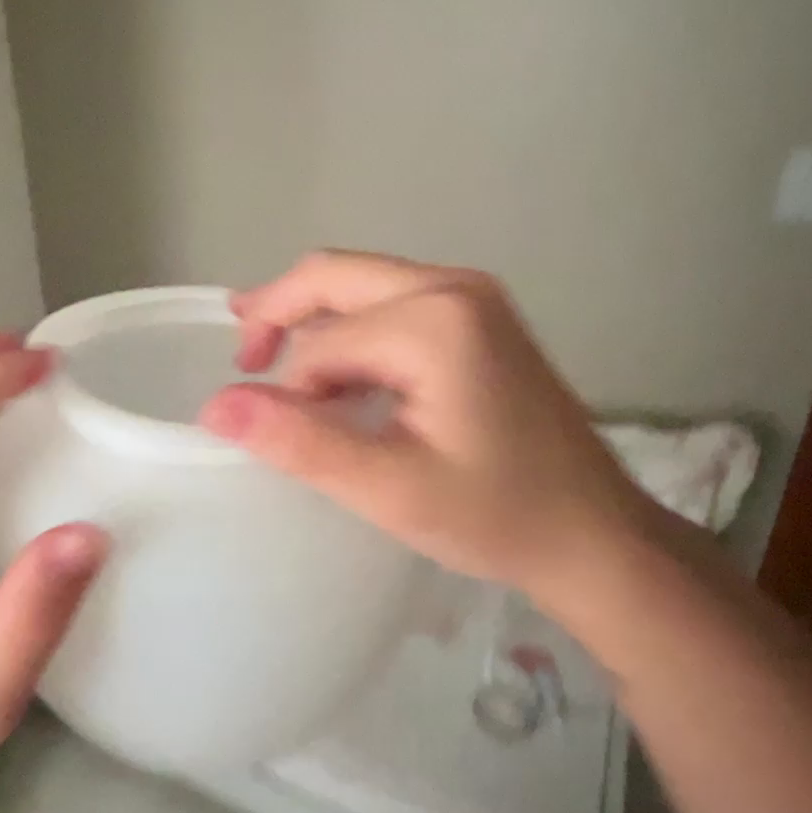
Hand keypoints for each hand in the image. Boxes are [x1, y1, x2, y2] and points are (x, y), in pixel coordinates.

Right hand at [199, 250, 651, 596]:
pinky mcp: (478, 315)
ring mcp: (470, 295)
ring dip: (309, 317)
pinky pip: (388, 301)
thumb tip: (214, 406)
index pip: (322, 342)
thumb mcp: (389, 489)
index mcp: (434, 319)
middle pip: (333, 276)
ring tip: (267, 356)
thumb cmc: (497, 516)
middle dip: (277, 312)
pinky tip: (331, 365)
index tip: (292, 443)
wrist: (597, 535)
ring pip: (357, 283)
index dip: (292, 392)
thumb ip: (299, 442)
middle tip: (240, 357)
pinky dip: (347, 327)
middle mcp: (452, 285)